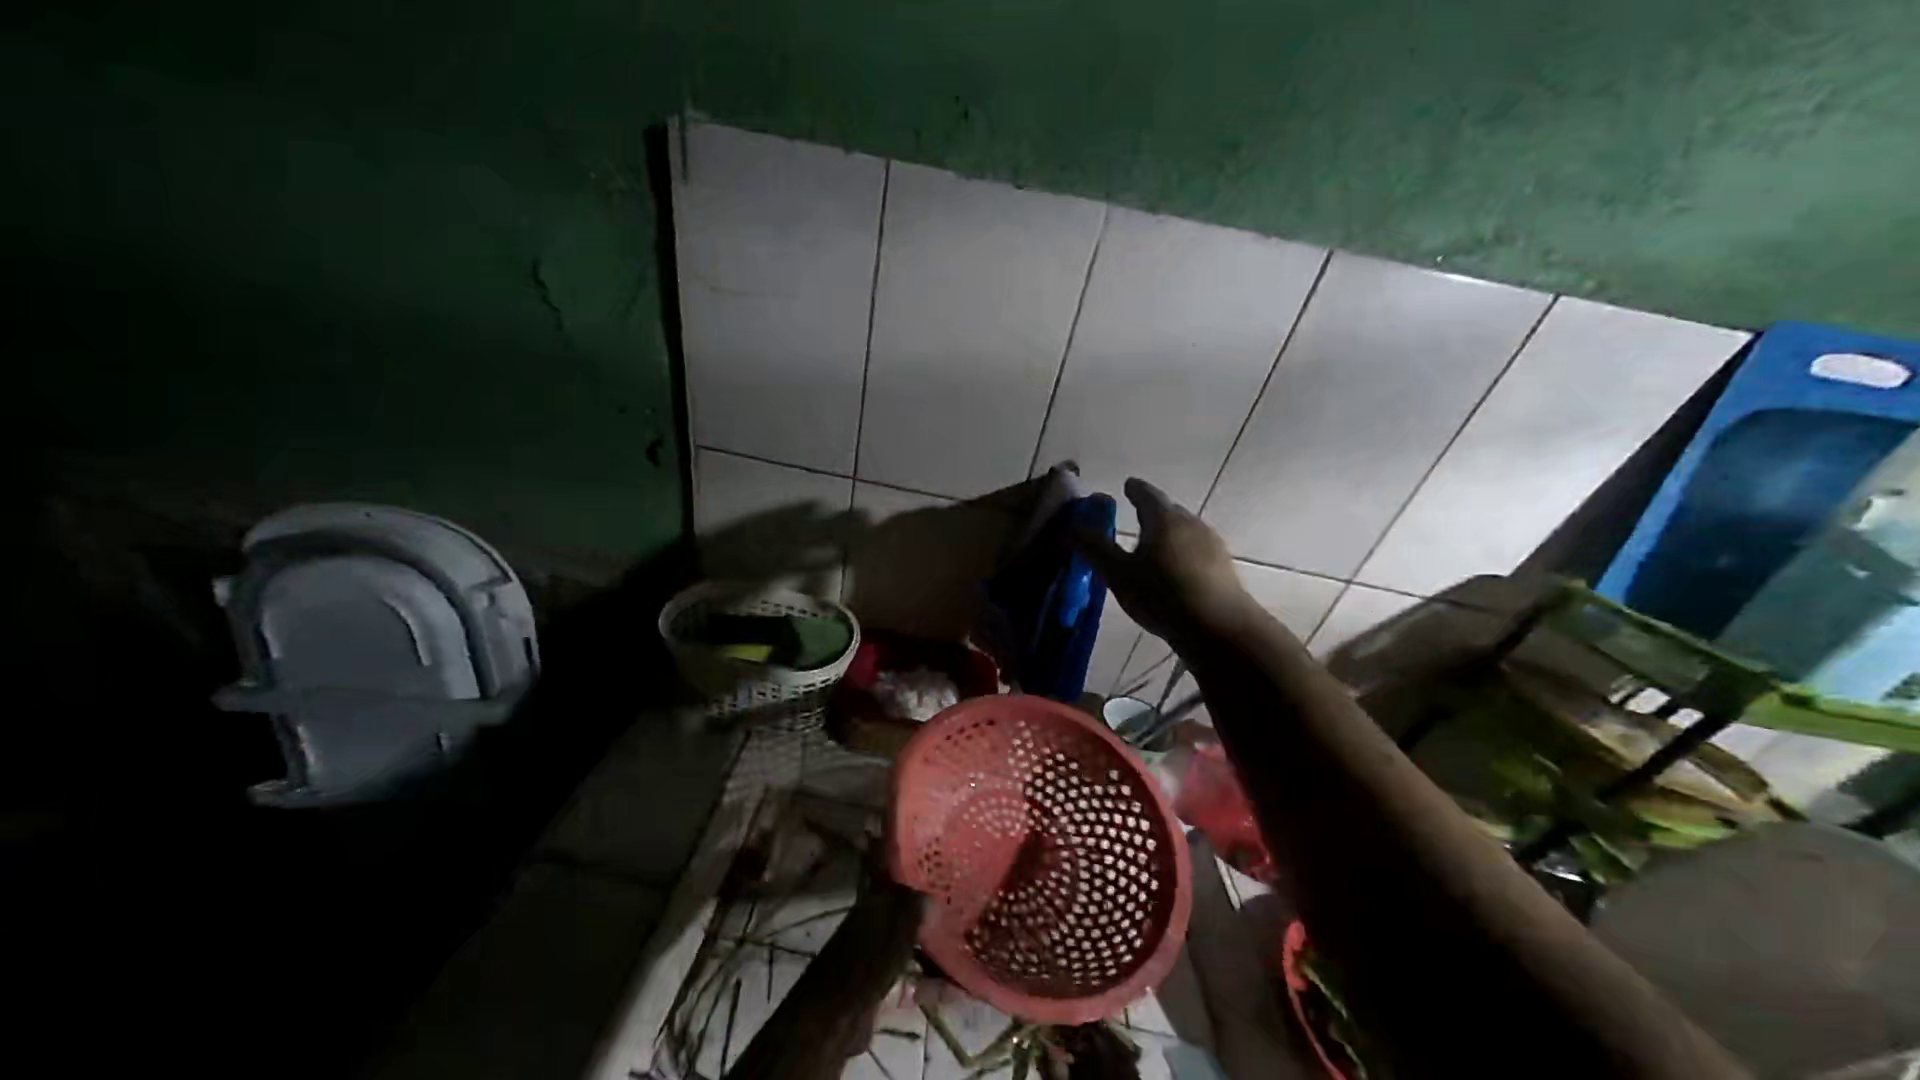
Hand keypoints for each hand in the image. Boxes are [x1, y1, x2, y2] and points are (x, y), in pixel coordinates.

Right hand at [1076, 478, 1256, 645]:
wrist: (1219, 628)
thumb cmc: (1162, 595)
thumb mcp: (1118, 573)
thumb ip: (1094, 547)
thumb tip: (1072, 525)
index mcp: (1164, 518)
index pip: (1146, 494)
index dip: (1134, 489)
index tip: (1127, 485)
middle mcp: (1191, 523)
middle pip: (1169, 511)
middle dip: (1152, 513)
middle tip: (1137, 518)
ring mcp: (1212, 544)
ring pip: (1185, 531)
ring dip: (1170, 534)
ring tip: (1155, 547)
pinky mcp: (1224, 567)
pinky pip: (1197, 551)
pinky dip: (1183, 553)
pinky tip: (1177, 571)